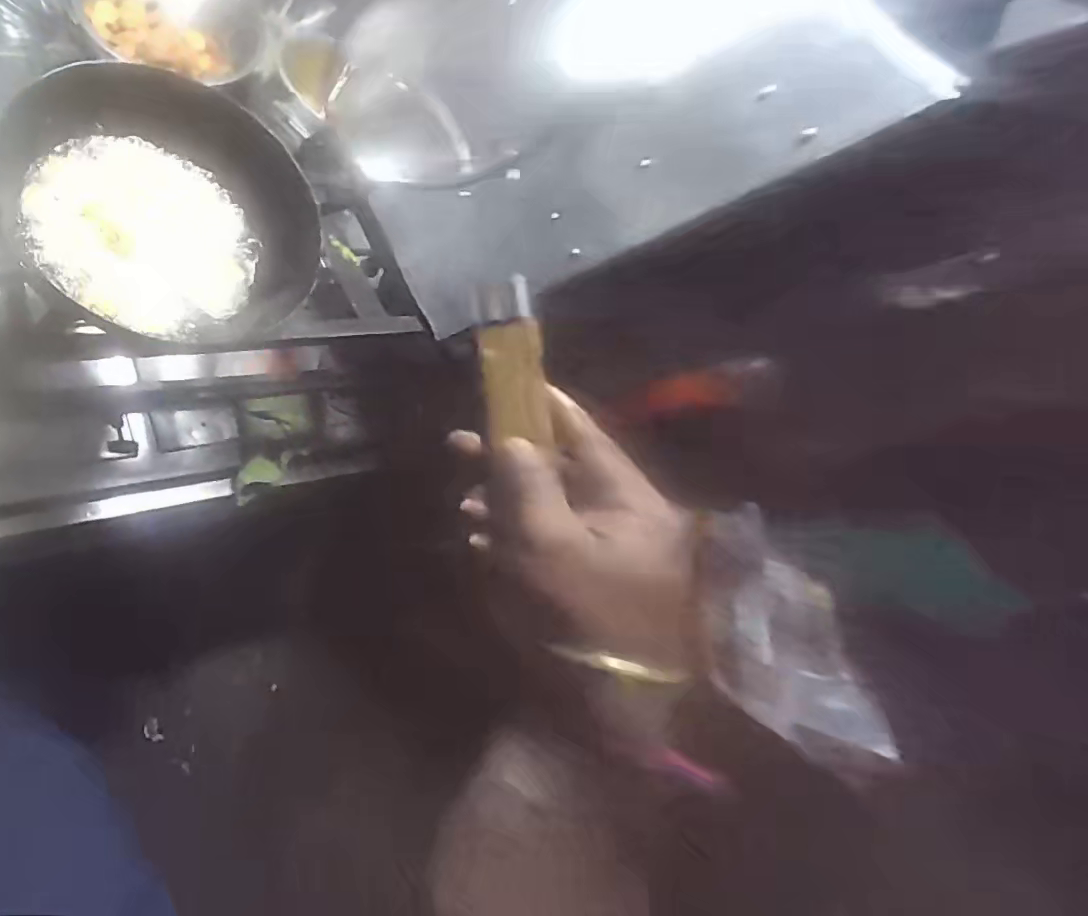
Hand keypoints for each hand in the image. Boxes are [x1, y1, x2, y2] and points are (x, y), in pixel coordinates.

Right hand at [449, 387, 696, 673]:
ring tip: (465, 508)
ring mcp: (606, 548)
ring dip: (500, 498)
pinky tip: (481, 542)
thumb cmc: (581, 614)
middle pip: (558, 467)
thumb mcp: (545, 542)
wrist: (607, 706)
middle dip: (506, 457)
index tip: (512, 380)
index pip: (586, 435)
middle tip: (458, 445)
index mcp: (629, 500)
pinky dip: (510, 532)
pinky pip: (542, 537)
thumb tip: (512, 438)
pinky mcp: (585, 575)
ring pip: (544, 503)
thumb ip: (525, 482)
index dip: (547, 404)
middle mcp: (624, 517)